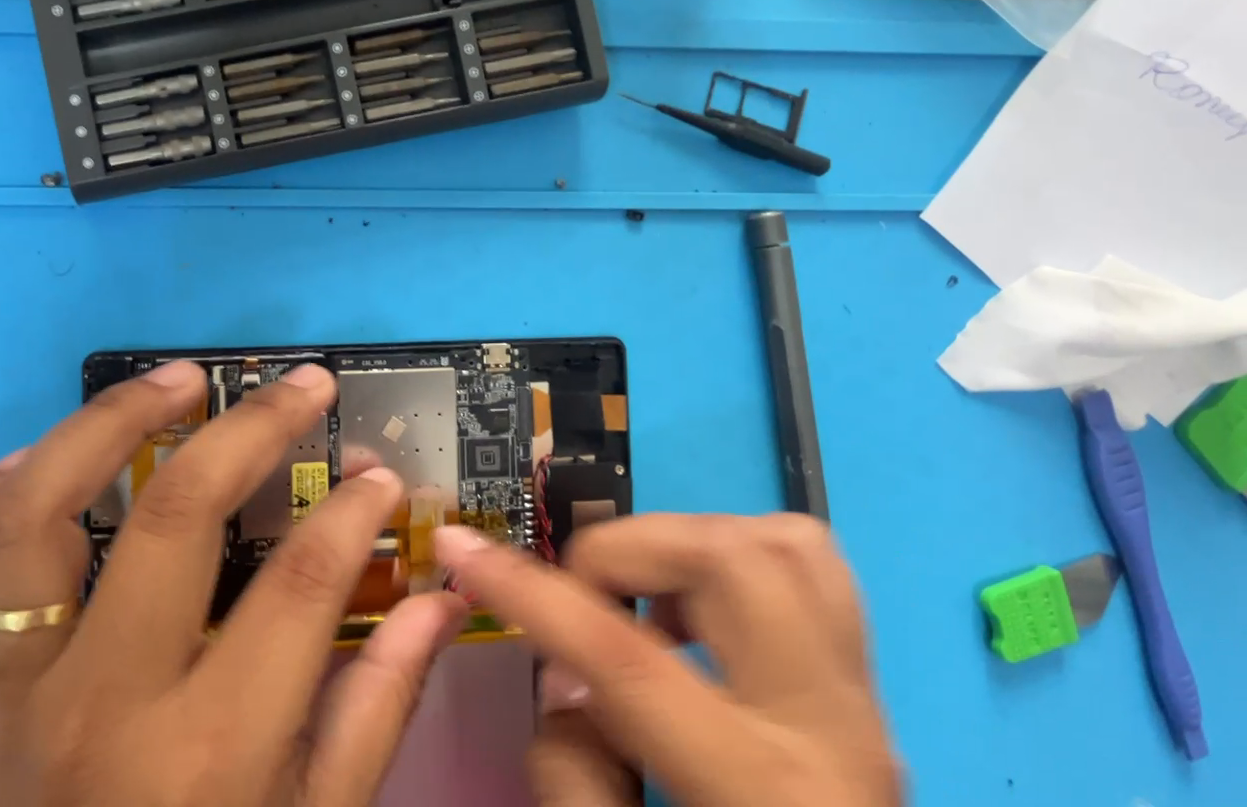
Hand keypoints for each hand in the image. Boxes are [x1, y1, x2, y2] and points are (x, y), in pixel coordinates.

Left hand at [0, 361, 467, 806]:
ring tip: (173, 384)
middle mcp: (98, 700)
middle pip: (168, 522)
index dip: (350, 517)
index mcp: (205, 751)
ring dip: (100, 426)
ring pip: (28, 518)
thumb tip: (436, 598)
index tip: (377, 477)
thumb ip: (376, 708)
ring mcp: (12, 690)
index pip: (296, 591)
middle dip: (249, 432)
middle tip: (301, 387)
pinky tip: (20, 473)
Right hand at [436, 514, 903, 806]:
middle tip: (575, 597)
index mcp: (763, 789)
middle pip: (728, 562)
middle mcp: (832, 726)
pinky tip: (691, 613)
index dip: (530, 595)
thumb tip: (563, 673)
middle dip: (623, 551)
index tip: (460, 546)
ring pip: (781, 542)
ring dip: (682, 547)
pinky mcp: (862, 680)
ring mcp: (860, 695)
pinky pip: (808, 565)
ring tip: (639, 603)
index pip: (629, 659)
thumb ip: (571, 769)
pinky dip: (732, 557)